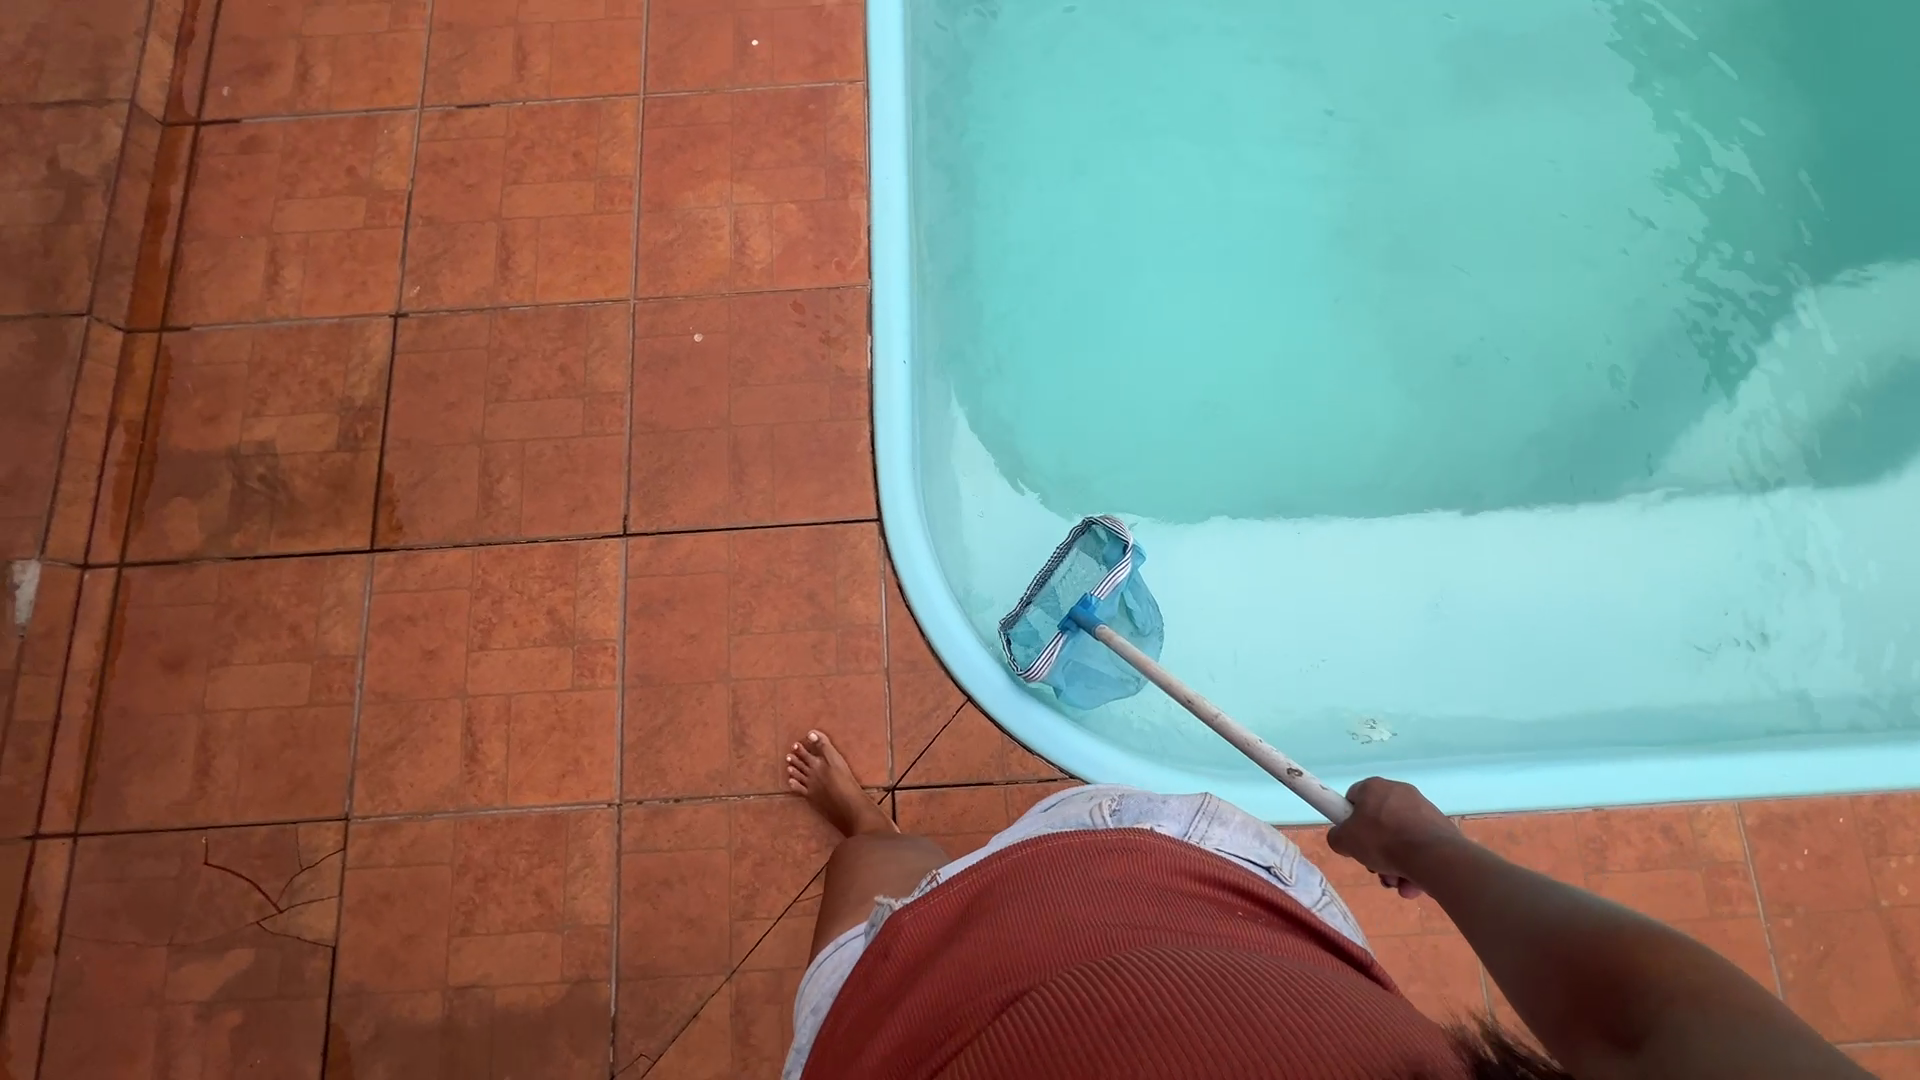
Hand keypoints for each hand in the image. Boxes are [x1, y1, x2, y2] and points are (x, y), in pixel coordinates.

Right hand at [1328, 777, 1462, 898]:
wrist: (1436, 858)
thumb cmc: (1383, 842)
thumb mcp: (1344, 841)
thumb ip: (1336, 837)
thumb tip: (1343, 840)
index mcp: (1374, 787)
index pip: (1353, 798)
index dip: (1349, 820)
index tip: (1353, 839)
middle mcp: (1400, 792)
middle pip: (1378, 821)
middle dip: (1375, 848)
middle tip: (1373, 865)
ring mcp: (1425, 810)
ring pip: (1401, 838)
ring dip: (1395, 863)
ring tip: (1396, 882)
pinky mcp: (1443, 829)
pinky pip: (1421, 847)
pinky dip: (1415, 865)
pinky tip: (1413, 884)